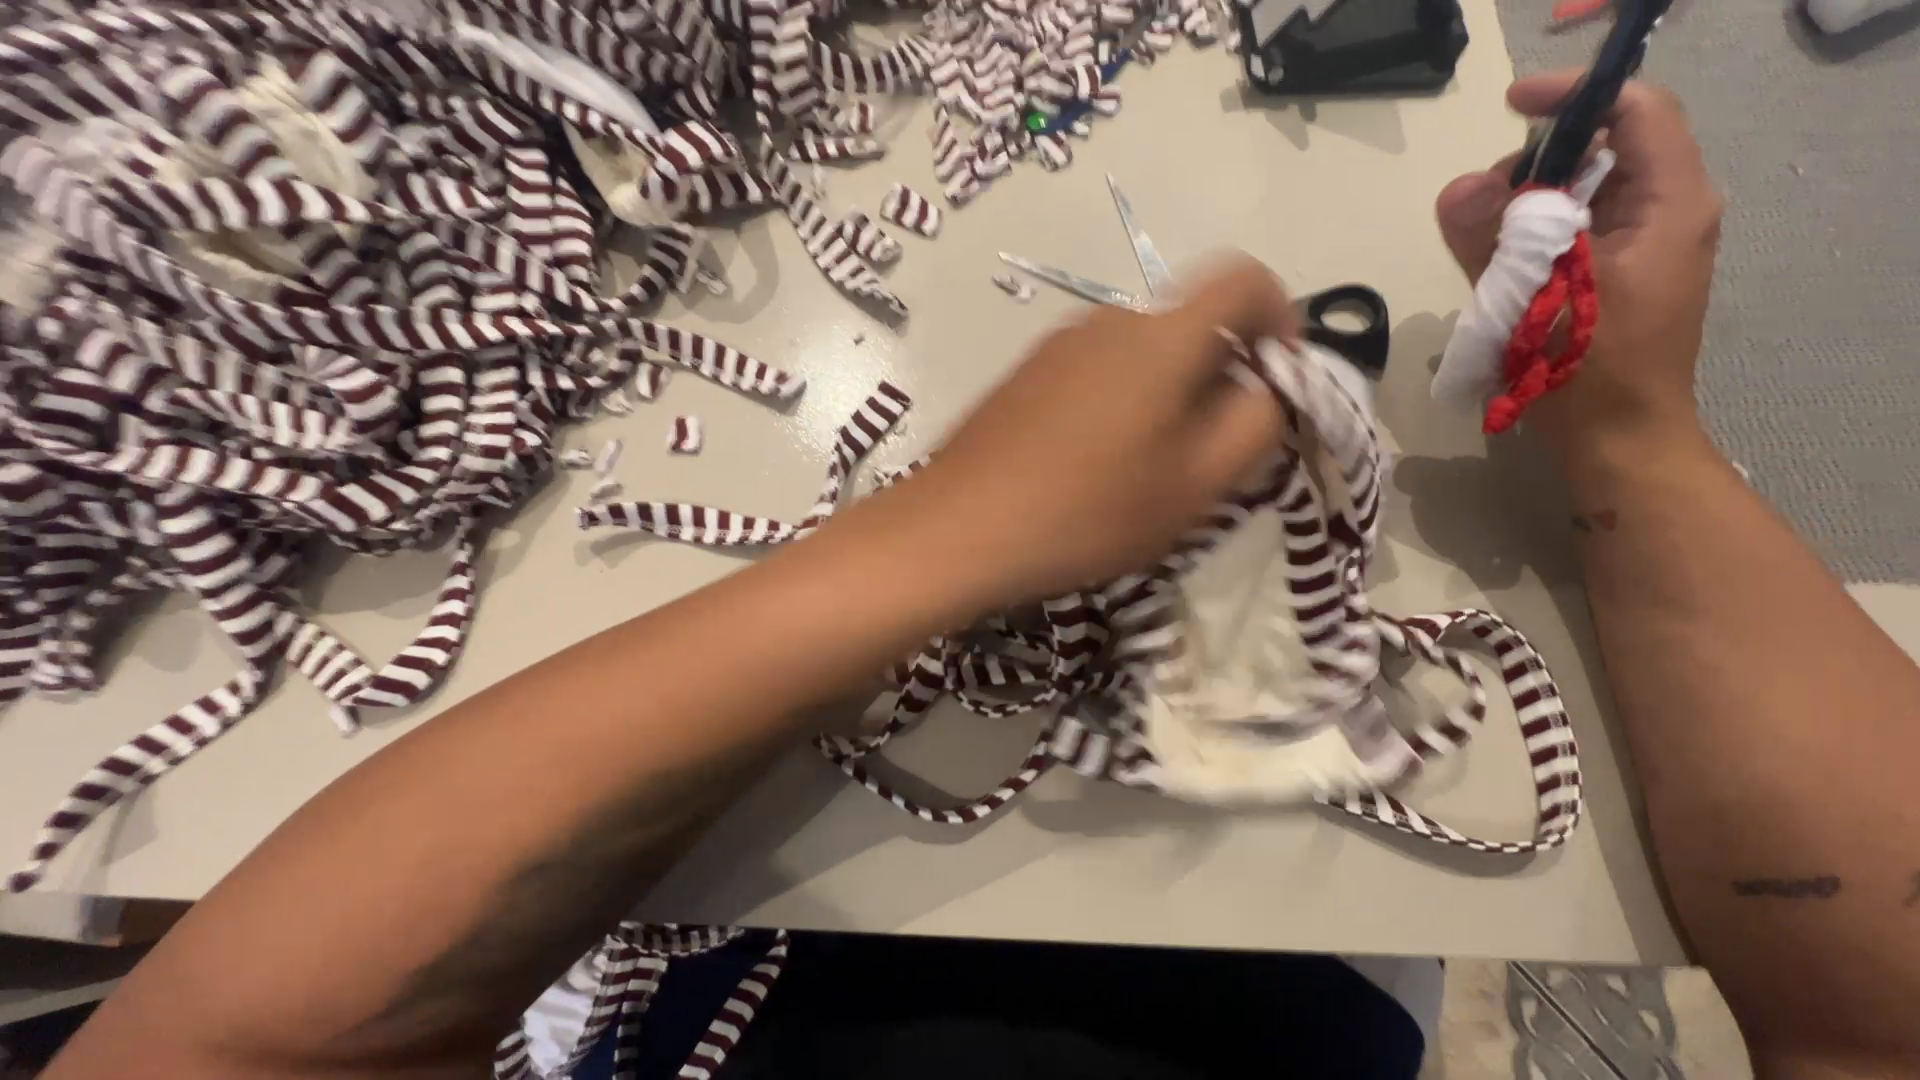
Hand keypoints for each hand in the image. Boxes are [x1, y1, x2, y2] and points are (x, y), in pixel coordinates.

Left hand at [902, 255, 1294, 610]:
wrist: (956, 529)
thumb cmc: (1086, 511)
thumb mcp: (1194, 485)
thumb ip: (1255, 424)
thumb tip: (1270, 387)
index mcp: (1161, 334)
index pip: (1245, 278)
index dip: (1281, 319)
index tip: (1277, 382)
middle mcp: (1109, 320)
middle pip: (1192, 317)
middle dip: (1224, 368)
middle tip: (1216, 444)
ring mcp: (1057, 344)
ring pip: (1143, 348)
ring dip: (1171, 390)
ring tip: (1154, 465)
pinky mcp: (1025, 374)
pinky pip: (1098, 369)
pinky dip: (1125, 399)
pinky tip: (1099, 463)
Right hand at [1436, 74, 1721, 454]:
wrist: (1621, 442)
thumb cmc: (1587, 374)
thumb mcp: (1531, 302)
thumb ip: (1493, 239)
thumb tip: (1458, 186)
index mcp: (1669, 204)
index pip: (1634, 111)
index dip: (1575, 96)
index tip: (1509, 107)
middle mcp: (1669, 212)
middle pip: (1603, 150)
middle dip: (1536, 165)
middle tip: (1481, 208)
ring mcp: (1648, 245)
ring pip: (1585, 193)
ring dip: (1529, 207)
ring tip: (1486, 248)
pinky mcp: (1624, 273)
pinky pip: (1579, 229)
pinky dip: (1537, 236)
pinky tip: (1504, 271)